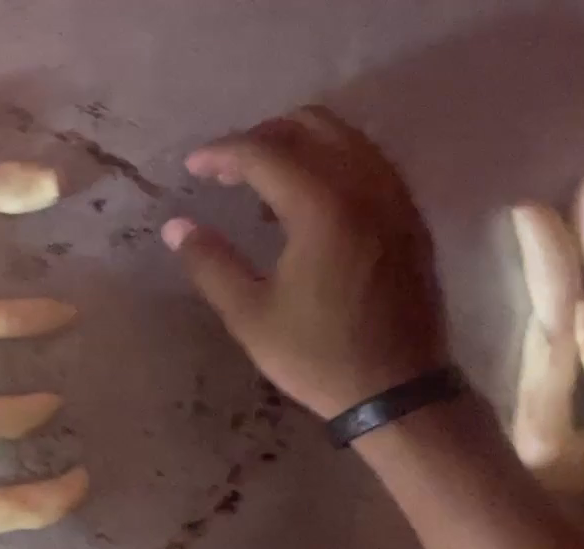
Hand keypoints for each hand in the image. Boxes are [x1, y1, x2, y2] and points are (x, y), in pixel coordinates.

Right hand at [163, 106, 447, 418]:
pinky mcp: (407, 215)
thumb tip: (176, 226)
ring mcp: (394, 198)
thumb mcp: (248, 315)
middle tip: (222, 168)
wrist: (394, 386)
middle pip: (313, 126)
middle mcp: (366, 187)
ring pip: (346, 137)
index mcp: (323, 209)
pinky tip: (301, 197)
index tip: (191, 166)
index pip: (267, 154)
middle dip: (262, 137)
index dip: (223, 153)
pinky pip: (367, 161)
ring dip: (297, 144)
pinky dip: (328, 160)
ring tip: (257, 179)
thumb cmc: (313, 355)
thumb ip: (211, 263)